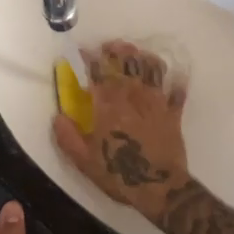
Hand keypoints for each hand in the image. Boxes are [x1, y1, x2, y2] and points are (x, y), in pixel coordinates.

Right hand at [53, 41, 189, 222]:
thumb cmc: (119, 174)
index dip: (91, 59)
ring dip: (143, 57)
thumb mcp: (85, 162)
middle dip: (117, 51)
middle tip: (111, 46)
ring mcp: (156, 102)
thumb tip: (57, 116)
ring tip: (136, 53)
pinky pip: (175, 91)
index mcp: (109, 105)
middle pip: (126, 63)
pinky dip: (175, 82)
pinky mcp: (173, 113)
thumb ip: (68, 137)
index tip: (85, 51)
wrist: (160, 188)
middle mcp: (132, 96)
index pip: (98, 72)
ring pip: (151, 69)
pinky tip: (174, 78)